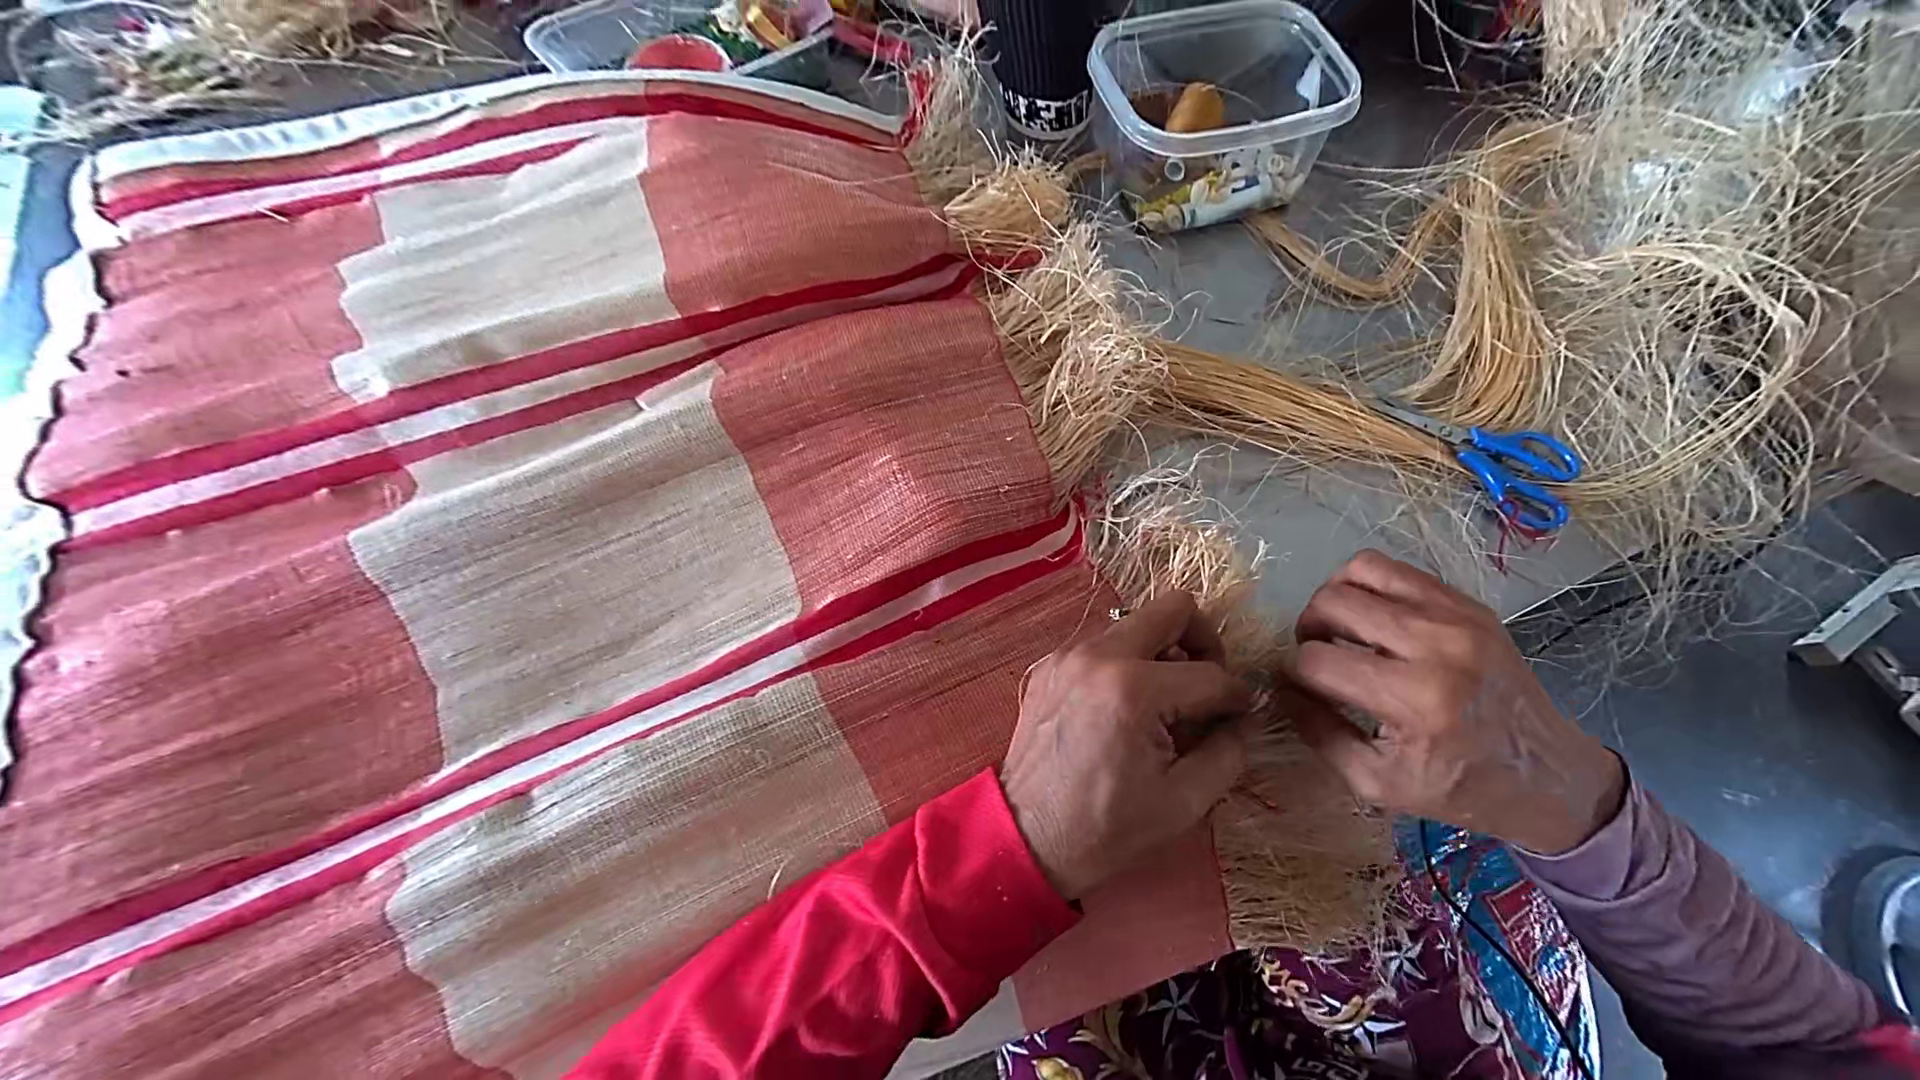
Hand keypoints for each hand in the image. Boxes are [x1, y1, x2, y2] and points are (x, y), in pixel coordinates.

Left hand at [1001, 592, 1256, 899]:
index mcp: (1133, 688)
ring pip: (1134, 625)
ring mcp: (1067, 655)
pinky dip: (1125, 664)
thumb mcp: (1185, 801)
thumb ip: (1229, 750)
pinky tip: (1124, 709)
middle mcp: (1097, 655)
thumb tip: (1245, 718)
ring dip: (1161, 653)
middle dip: (1202, 641)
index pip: (1210, 673)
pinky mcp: (1048, 666)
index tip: (1240, 716)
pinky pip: (1102, 646)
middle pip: (1172, 609)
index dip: (1237, 697)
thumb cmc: (1107, 827)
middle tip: (1205, 686)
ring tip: (1163, 705)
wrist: (1027, 835)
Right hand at [1284, 551, 1625, 854]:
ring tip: (1340, 631)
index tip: (1300, 689)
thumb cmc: (1457, 788)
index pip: (1315, 661)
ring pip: (1355, 573)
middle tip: (1317, 657)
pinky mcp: (1467, 604)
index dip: (1292, 675)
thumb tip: (1279, 686)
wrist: (1550, 776)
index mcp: (1414, 701)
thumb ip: (1316, 730)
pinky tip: (1369, 618)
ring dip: (1331, 601)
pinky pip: (1390, 567)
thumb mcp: (1374, 782)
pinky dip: (1363, 585)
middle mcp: (1436, 648)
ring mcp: (1456, 617)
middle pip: (1330, 605)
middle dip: (1306, 632)